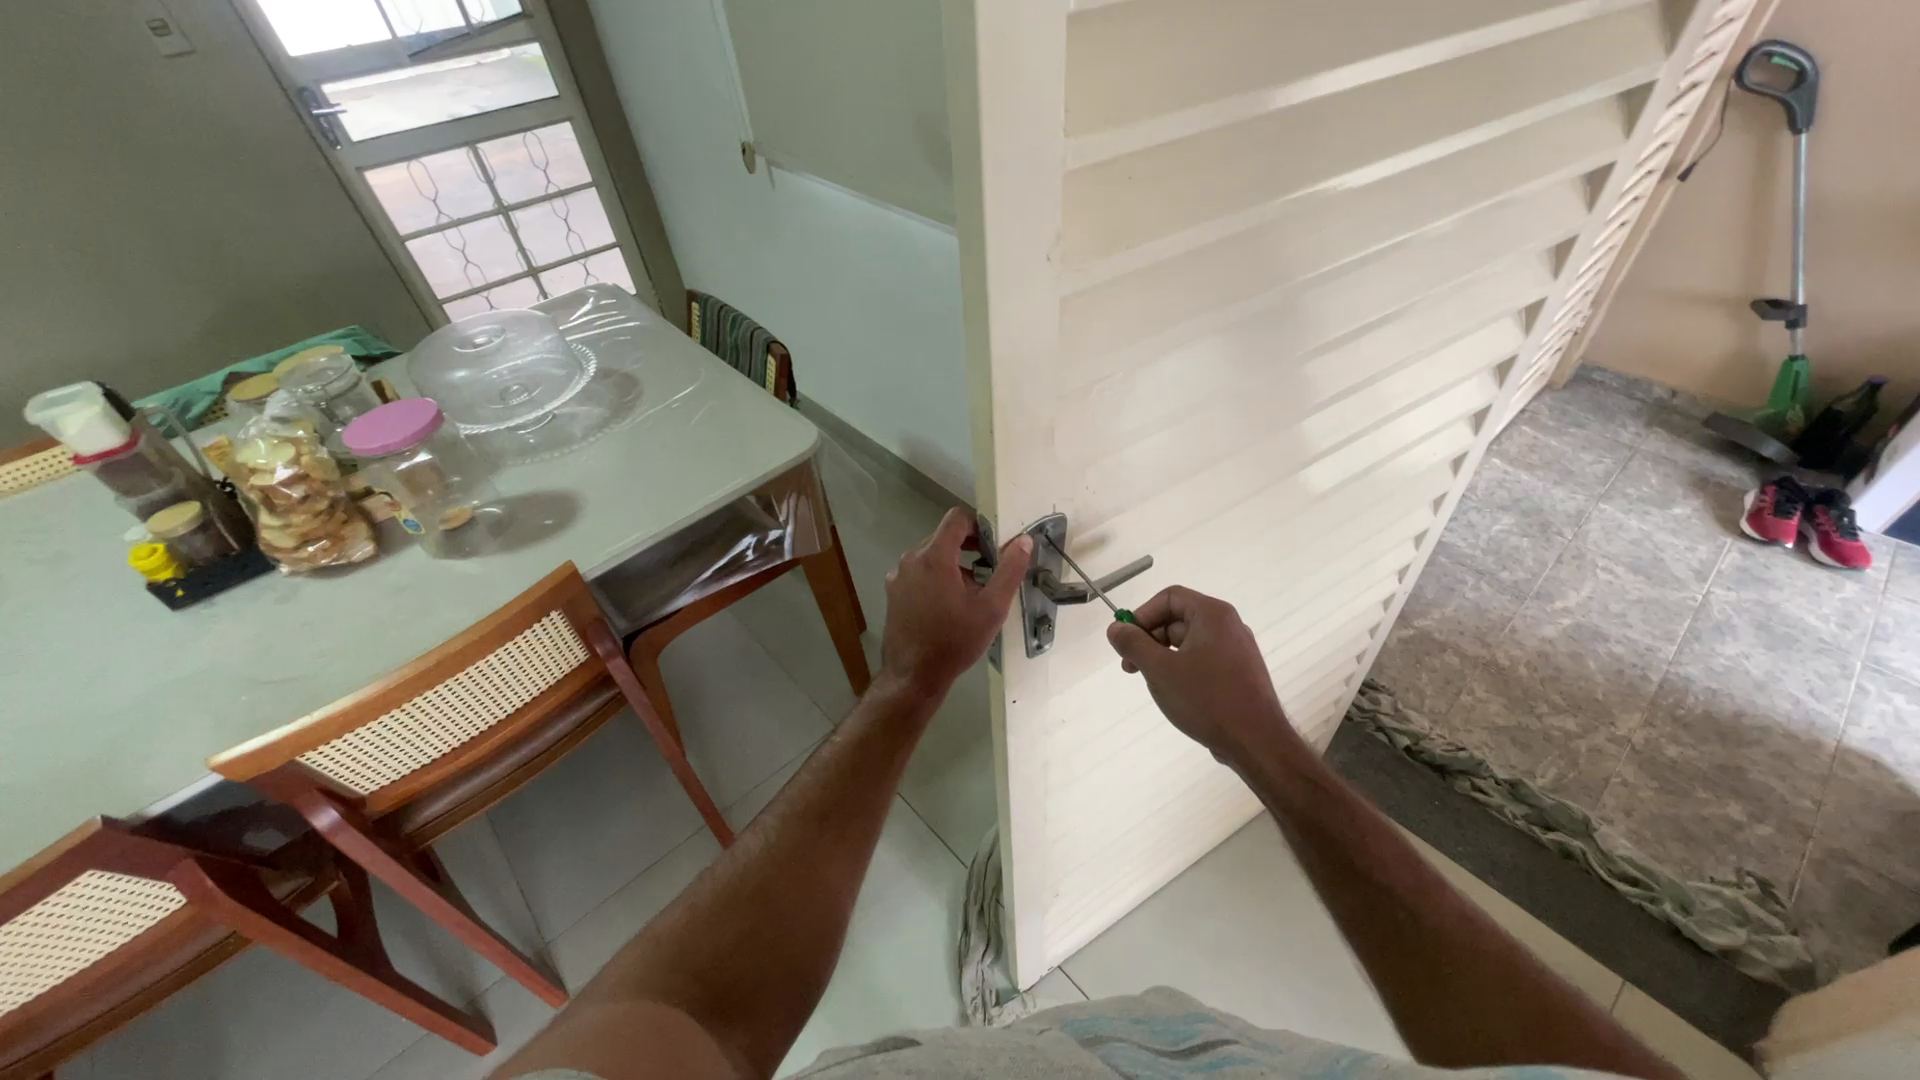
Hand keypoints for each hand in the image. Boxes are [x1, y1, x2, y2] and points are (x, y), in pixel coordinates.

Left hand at [879, 508, 1032, 694]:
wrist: (914, 676)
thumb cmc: (955, 641)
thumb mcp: (992, 607)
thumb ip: (1010, 569)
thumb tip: (1023, 541)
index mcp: (934, 557)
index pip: (957, 518)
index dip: (979, 524)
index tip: (995, 544)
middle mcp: (911, 560)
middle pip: (944, 538)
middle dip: (969, 548)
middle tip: (991, 570)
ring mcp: (898, 577)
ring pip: (931, 557)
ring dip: (954, 566)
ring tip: (973, 593)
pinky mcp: (893, 594)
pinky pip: (919, 574)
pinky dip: (937, 579)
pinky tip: (950, 606)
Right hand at [1106, 586, 1300, 761]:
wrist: (1257, 742)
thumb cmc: (1207, 699)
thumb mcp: (1160, 670)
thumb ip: (1133, 645)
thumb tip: (1116, 629)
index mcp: (1212, 615)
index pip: (1169, 597)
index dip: (1142, 614)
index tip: (1126, 641)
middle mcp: (1228, 626)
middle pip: (1178, 619)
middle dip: (1149, 639)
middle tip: (1130, 666)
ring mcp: (1236, 650)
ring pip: (1189, 642)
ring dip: (1163, 657)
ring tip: (1152, 683)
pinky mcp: (1239, 673)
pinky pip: (1203, 660)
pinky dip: (1182, 669)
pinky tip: (1175, 694)